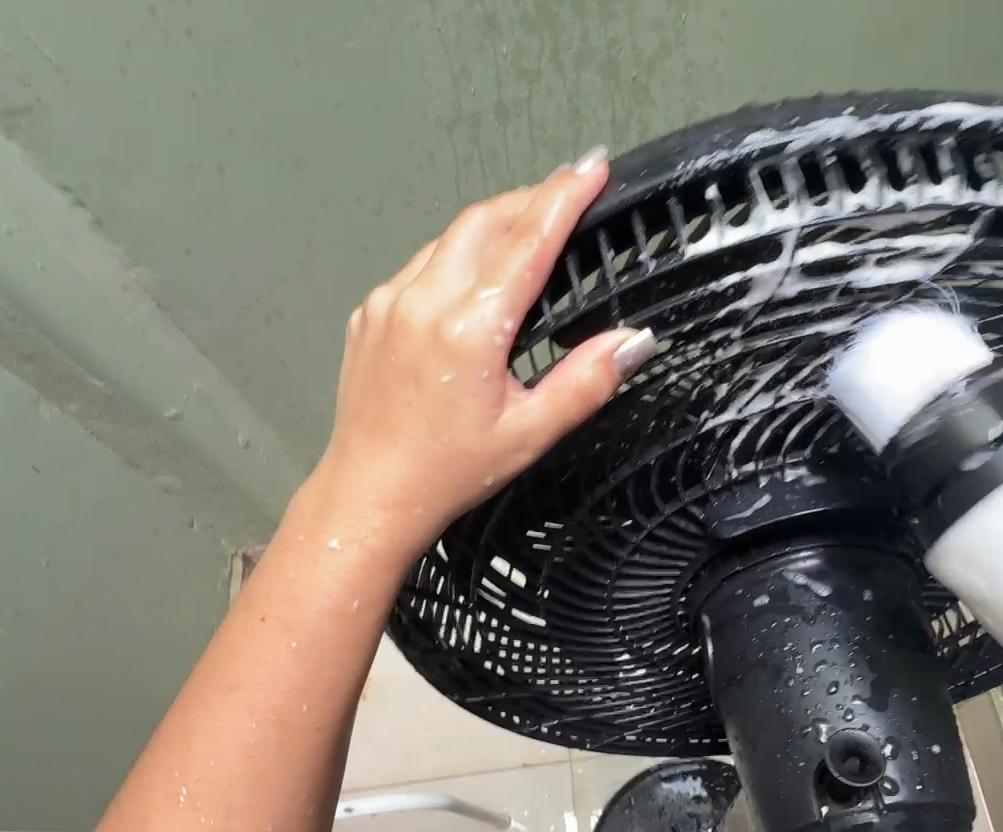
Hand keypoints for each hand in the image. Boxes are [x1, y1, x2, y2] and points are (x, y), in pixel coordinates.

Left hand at [308, 146, 659, 554]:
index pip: (527, 242)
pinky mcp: (369, 313)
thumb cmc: (448, 470)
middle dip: (530, 199)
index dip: (565, 198)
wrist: (371, 493)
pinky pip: (420, 265)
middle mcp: (422, 301)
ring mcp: (388, 302)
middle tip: (568, 195)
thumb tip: (633, 342)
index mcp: (468, 328)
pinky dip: (455, 257)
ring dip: (493, 226)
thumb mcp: (530, 433)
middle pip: (484, 220)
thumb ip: (586, 382)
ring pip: (448, 238)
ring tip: (527, 233)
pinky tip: (474, 279)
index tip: (592, 168)